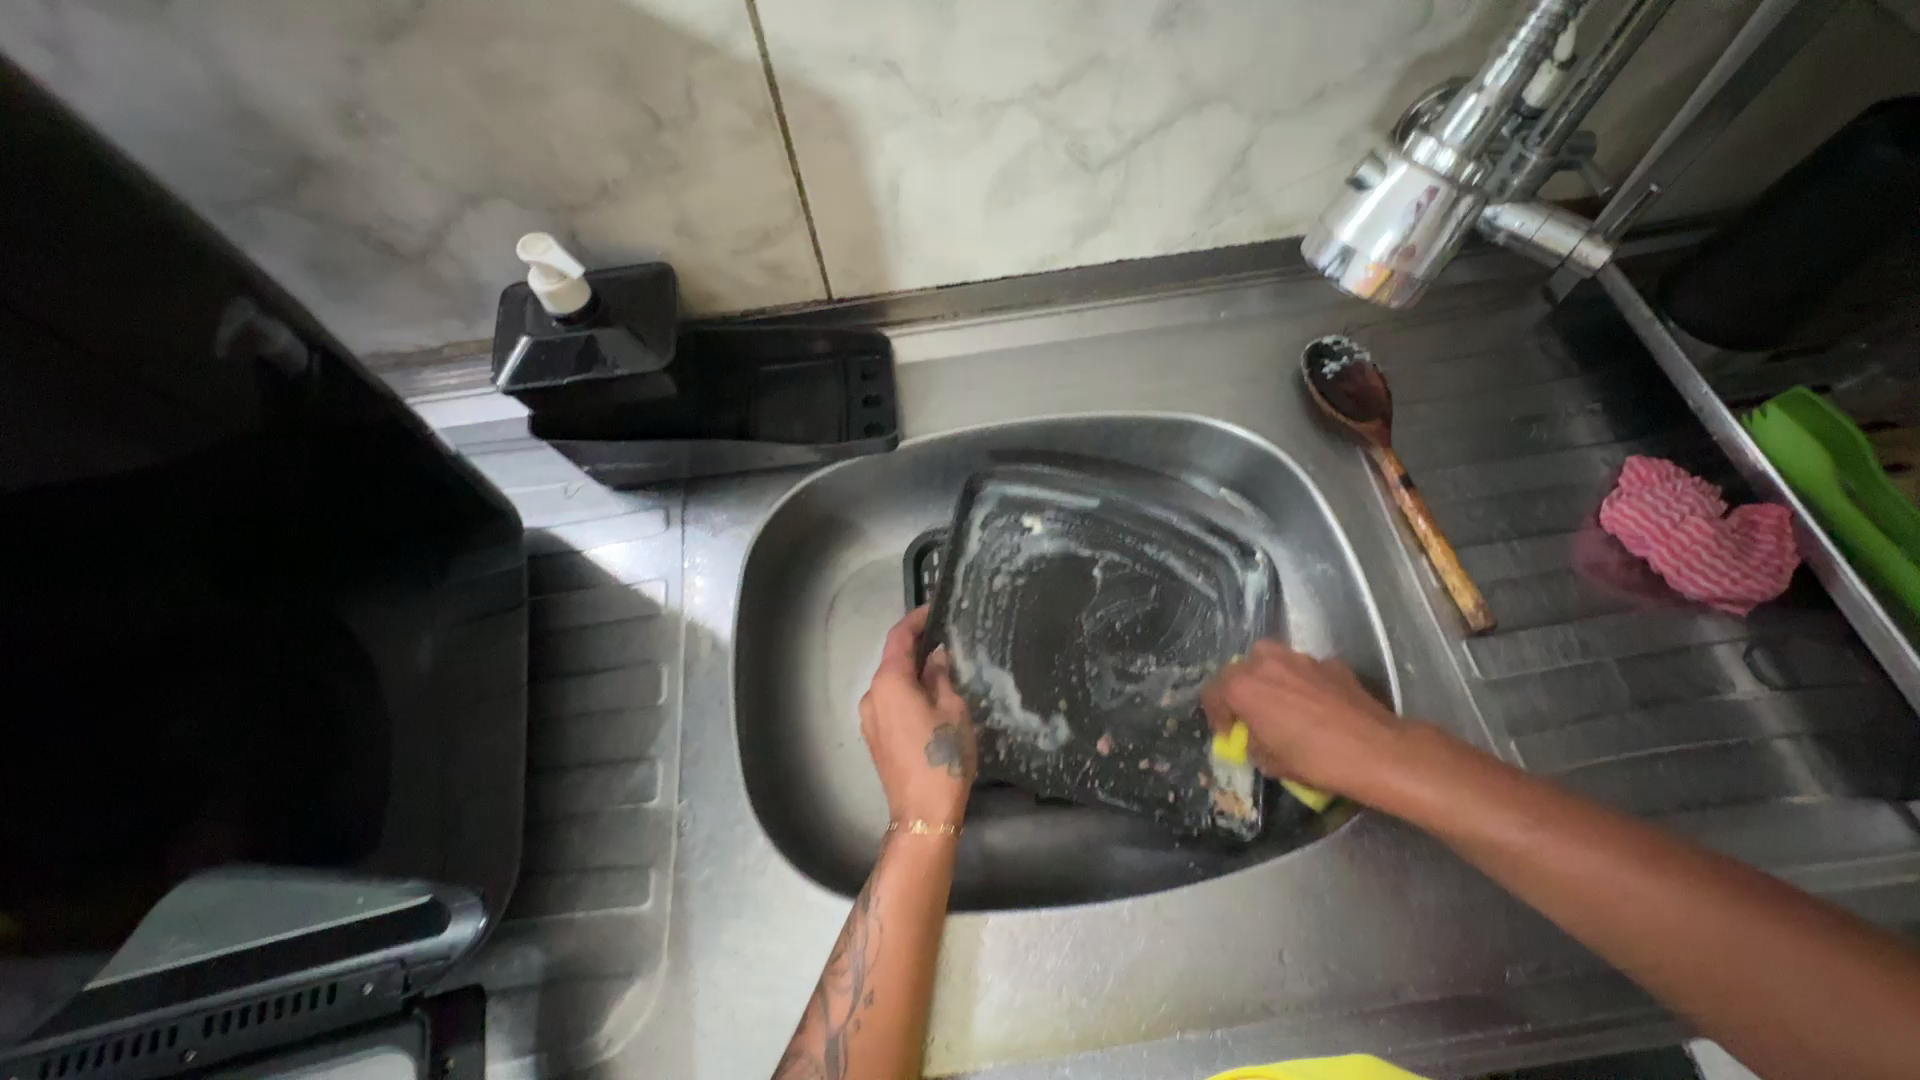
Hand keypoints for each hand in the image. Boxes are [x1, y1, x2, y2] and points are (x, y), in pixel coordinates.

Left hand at [859, 606, 975, 824]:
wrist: (923, 811)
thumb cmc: (943, 756)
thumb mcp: (953, 709)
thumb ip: (942, 676)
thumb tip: (937, 656)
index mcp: (889, 682)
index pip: (899, 638)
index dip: (916, 620)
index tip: (934, 609)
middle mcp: (872, 695)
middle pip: (893, 661)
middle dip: (918, 649)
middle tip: (947, 641)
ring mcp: (870, 719)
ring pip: (892, 685)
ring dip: (914, 674)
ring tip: (945, 672)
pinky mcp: (875, 738)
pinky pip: (891, 704)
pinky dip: (908, 694)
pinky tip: (931, 700)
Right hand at [1200, 640, 1405, 798]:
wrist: (1376, 751)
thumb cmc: (1314, 760)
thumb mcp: (1270, 762)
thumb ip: (1253, 743)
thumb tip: (1255, 739)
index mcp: (1242, 687)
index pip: (1212, 692)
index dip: (1216, 715)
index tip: (1230, 734)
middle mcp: (1266, 663)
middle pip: (1240, 669)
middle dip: (1242, 690)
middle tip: (1253, 715)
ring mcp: (1301, 659)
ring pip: (1273, 661)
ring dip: (1271, 681)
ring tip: (1284, 706)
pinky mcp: (1331, 663)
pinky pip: (1306, 670)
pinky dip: (1304, 683)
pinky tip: (1318, 706)